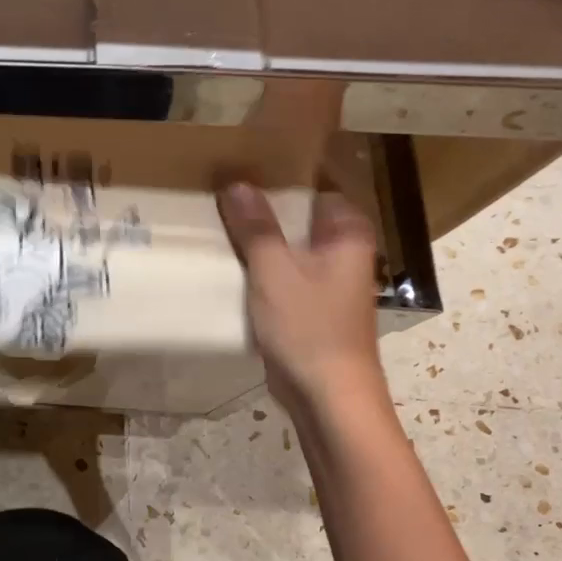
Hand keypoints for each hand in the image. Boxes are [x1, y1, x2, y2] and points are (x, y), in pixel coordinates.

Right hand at [216, 182, 383, 408]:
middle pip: (298, 218)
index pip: (317, 187)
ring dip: (256, 241)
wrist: (327, 394)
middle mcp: (342, 251)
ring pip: (286, 248)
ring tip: (214, 224)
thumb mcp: (274, 271)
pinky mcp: (307, 306)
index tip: (244, 166)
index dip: (283, 176)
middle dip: (262, 209)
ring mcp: (325, 281)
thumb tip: (237, 184)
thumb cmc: (308, 327)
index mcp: (347, 234)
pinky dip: (257, 269)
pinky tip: (225, 266)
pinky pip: (279, 275)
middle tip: (218, 194)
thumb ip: (256, 227)